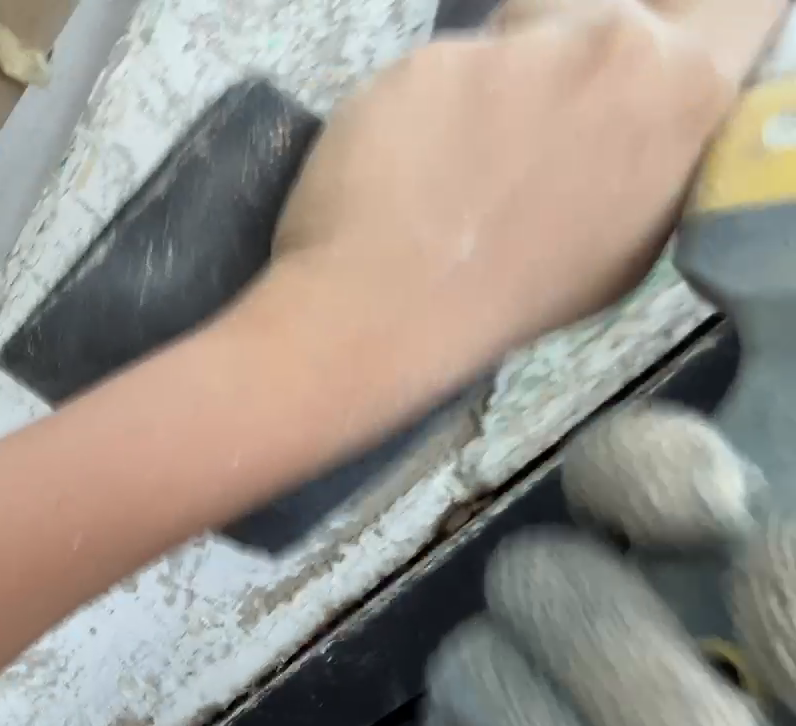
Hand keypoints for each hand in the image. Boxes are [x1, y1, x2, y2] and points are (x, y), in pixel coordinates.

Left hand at [273, 0, 784, 380]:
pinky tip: (382, 177)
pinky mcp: (427, 65)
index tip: (598, 73)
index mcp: (690, 88)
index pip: (725, 2)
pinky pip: (416, 82)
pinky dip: (397, 121)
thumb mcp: (632, 233)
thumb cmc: (508, 297)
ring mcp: (515, 52)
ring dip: (464, 97)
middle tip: (488, 143)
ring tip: (428, 174)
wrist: (388, 312)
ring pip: (493, 50)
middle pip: (583, 19)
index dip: (655, 34)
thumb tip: (629, 129)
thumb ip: (647, 149)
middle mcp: (616, 46)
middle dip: (539, 65)